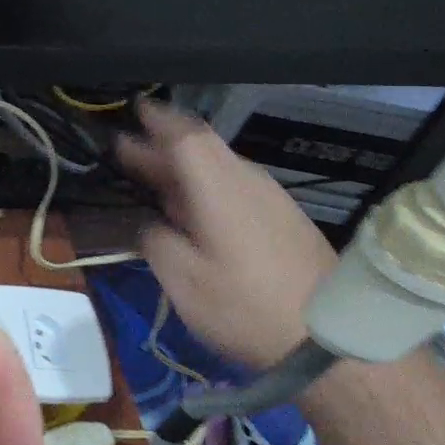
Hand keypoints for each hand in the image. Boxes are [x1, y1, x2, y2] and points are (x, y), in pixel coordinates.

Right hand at [117, 101, 341, 367]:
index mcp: (220, 191)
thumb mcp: (181, 279)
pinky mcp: (275, 222)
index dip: (158, 123)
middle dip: (160, 146)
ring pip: (215, 171)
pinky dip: (196, 188)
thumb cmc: (242, 306)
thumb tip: (146, 224)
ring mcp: (266, 203)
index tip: (133, 109)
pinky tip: (180, 204)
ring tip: (143, 173)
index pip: (187, 140)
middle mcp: (247, 185)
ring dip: (177, 168)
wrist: (322, 334)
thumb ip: (155, 242)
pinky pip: (228, 190)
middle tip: (123, 145)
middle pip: (202, 152)